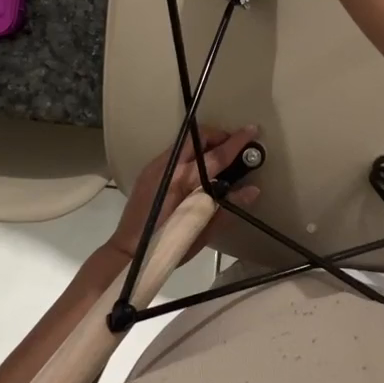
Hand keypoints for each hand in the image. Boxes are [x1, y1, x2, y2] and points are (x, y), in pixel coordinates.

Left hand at [103, 125, 261, 264]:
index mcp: (184, 181)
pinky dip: (190, 154)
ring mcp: (156, 166)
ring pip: (185, 142)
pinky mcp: (149, 170)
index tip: (252, 130)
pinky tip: (197, 170)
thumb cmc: (170, 245)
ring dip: (204, 143)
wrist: (130, 252)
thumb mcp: (203, 231)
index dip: (237, 142)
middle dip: (218, 135)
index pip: (216, 155)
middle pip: (198, 136)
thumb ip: (228, 207)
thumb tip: (253, 189)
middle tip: (234, 146)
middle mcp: (169, 166)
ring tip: (218, 157)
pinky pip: (175, 152)